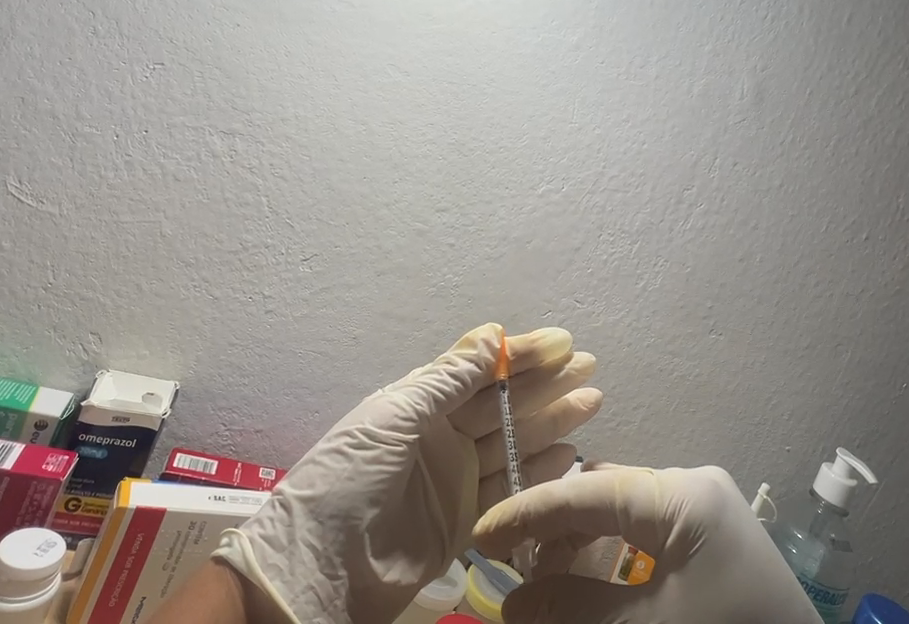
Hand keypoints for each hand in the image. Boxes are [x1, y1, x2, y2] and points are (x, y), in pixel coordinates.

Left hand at [215, 324, 601, 623]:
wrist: (317, 572)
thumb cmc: (348, 481)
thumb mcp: (393, 420)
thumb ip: (446, 381)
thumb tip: (492, 336)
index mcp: (419, 403)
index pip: (479, 370)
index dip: (520, 355)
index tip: (561, 342)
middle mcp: (441, 434)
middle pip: (503, 403)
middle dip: (545, 383)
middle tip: (589, 366)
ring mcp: (454, 478)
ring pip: (512, 442)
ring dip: (551, 422)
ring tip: (592, 401)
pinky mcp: (463, 522)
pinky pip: (509, 489)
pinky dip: (538, 470)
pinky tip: (570, 455)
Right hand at [473, 465, 819, 623]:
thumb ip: (574, 609)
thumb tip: (510, 604)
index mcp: (684, 494)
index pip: (588, 489)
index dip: (529, 513)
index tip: (482, 537)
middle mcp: (696, 486)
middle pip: (604, 498)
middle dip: (555, 533)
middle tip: (512, 572)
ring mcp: (708, 512)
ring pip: (623, 518)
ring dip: (580, 550)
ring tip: (545, 588)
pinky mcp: (713, 542)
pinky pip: (649, 538)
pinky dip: (613, 562)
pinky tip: (588, 590)